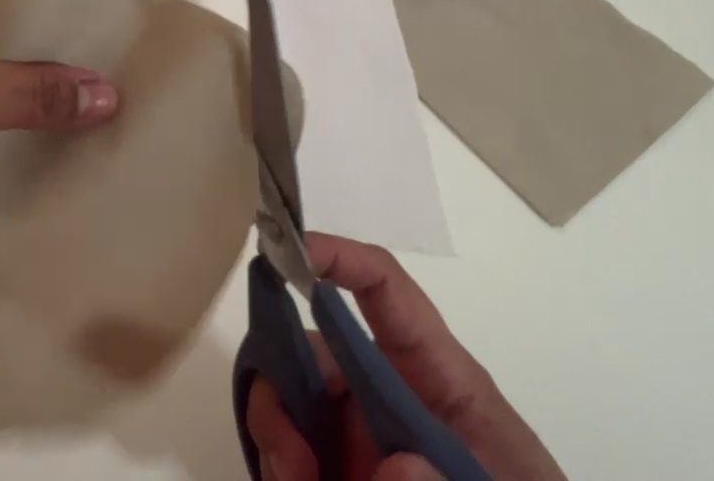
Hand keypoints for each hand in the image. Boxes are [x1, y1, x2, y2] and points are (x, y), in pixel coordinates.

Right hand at [245, 234, 566, 480]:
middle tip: (291, 462)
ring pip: (290, 398)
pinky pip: (286, 443)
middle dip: (284, 389)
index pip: (384, 289)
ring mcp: (359, 426)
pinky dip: (278, 463)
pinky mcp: (338, 459)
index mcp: (437, 372)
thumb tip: (396, 464)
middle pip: (314, 348)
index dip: (335, 257)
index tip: (284, 254)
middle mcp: (387, 386)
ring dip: (277, 437)